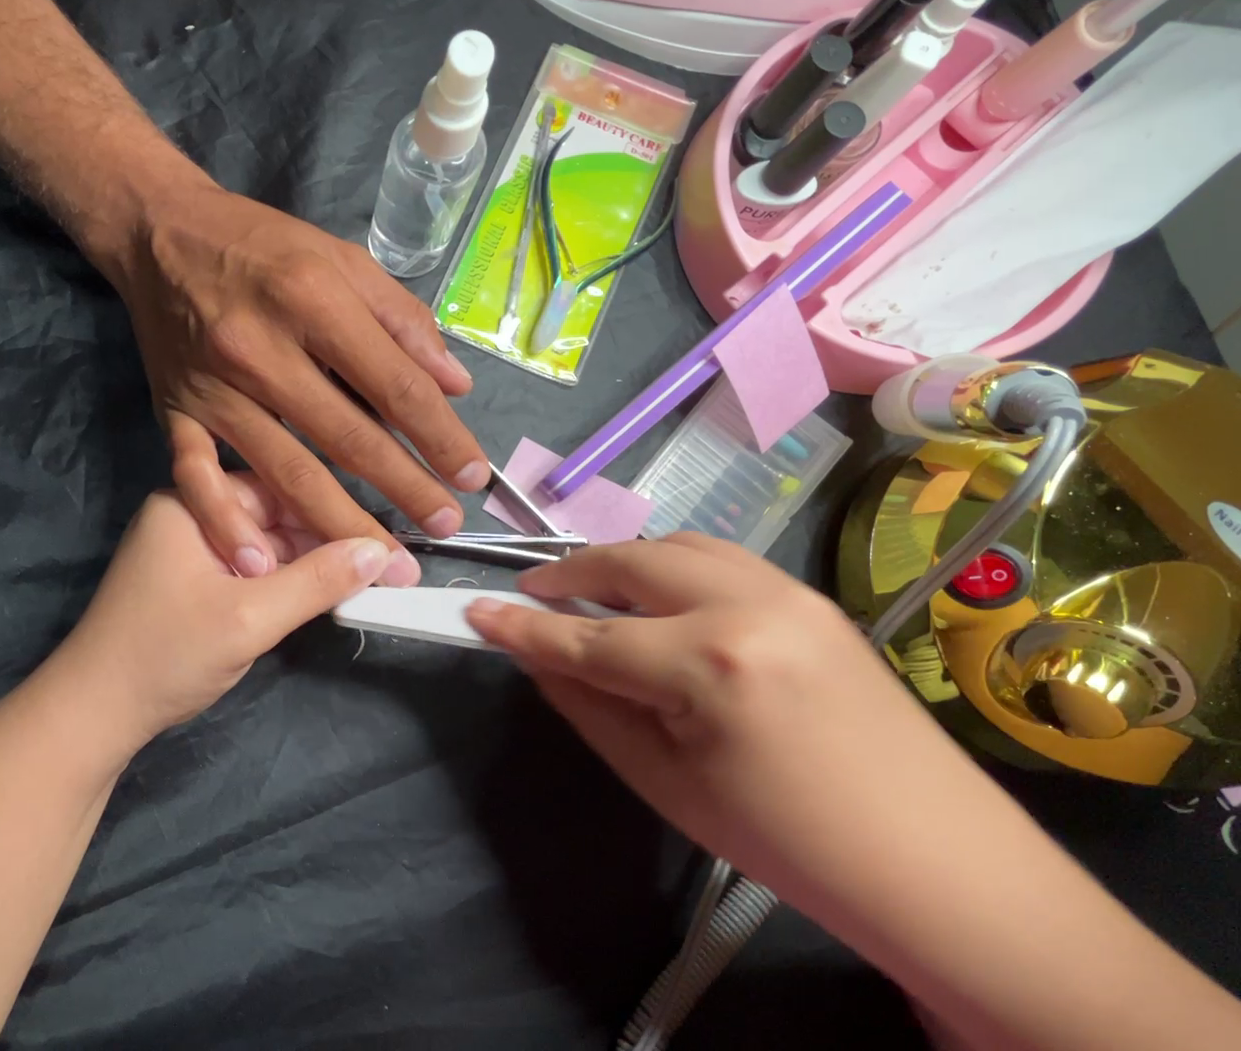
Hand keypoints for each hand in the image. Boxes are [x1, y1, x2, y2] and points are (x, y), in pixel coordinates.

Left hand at [52, 473, 388, 748]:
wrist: (95, 712)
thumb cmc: (166, 654)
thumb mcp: (249, 617)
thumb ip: (317, 582)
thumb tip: (381, 554)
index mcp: (192, 501)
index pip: (280, 488)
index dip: (337, 516)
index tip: (391, 542)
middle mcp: (191, 513)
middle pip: (275, 516)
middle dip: (328, 544)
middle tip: (391, 569)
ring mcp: (191, 549)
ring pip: (268, 546)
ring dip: (311, 567)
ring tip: (370, 584)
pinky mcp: (194, 582)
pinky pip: (252, 570)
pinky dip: (285, 585)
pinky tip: (324, 595)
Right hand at [110, 183, 489, 586]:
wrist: (161, 234)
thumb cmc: (260, 244)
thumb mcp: (342, 258)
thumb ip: (401, 321)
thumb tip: (456, 385)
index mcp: (313, 299)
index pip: (393, 385)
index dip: (440, 436)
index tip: (471, 475)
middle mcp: (263, 349)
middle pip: (347, 438)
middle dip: (405, 488)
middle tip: (445, 526)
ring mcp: (215, 389)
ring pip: (287, 470)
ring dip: (342, 523)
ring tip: (385, 562)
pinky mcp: (177, 413)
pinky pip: (198, 477)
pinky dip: (227, 522)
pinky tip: (261, 566)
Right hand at [464, 535, 1007, 901]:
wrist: (932, 862)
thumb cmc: (782, 840)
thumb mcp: (661, 781)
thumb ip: (587, 704)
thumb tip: (534, 653)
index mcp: (708, 663)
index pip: (587, 636)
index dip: (523, 627)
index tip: (473, 612)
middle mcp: (748, 604)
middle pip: (631, 562)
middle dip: (569, 574)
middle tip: (531, 598)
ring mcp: (789, 591)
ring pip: (677, 545)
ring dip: (621, 562)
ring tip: (588, 593)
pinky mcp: (812, 596)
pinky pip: (721, 559)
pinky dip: (671, 566)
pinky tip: (657, 600)